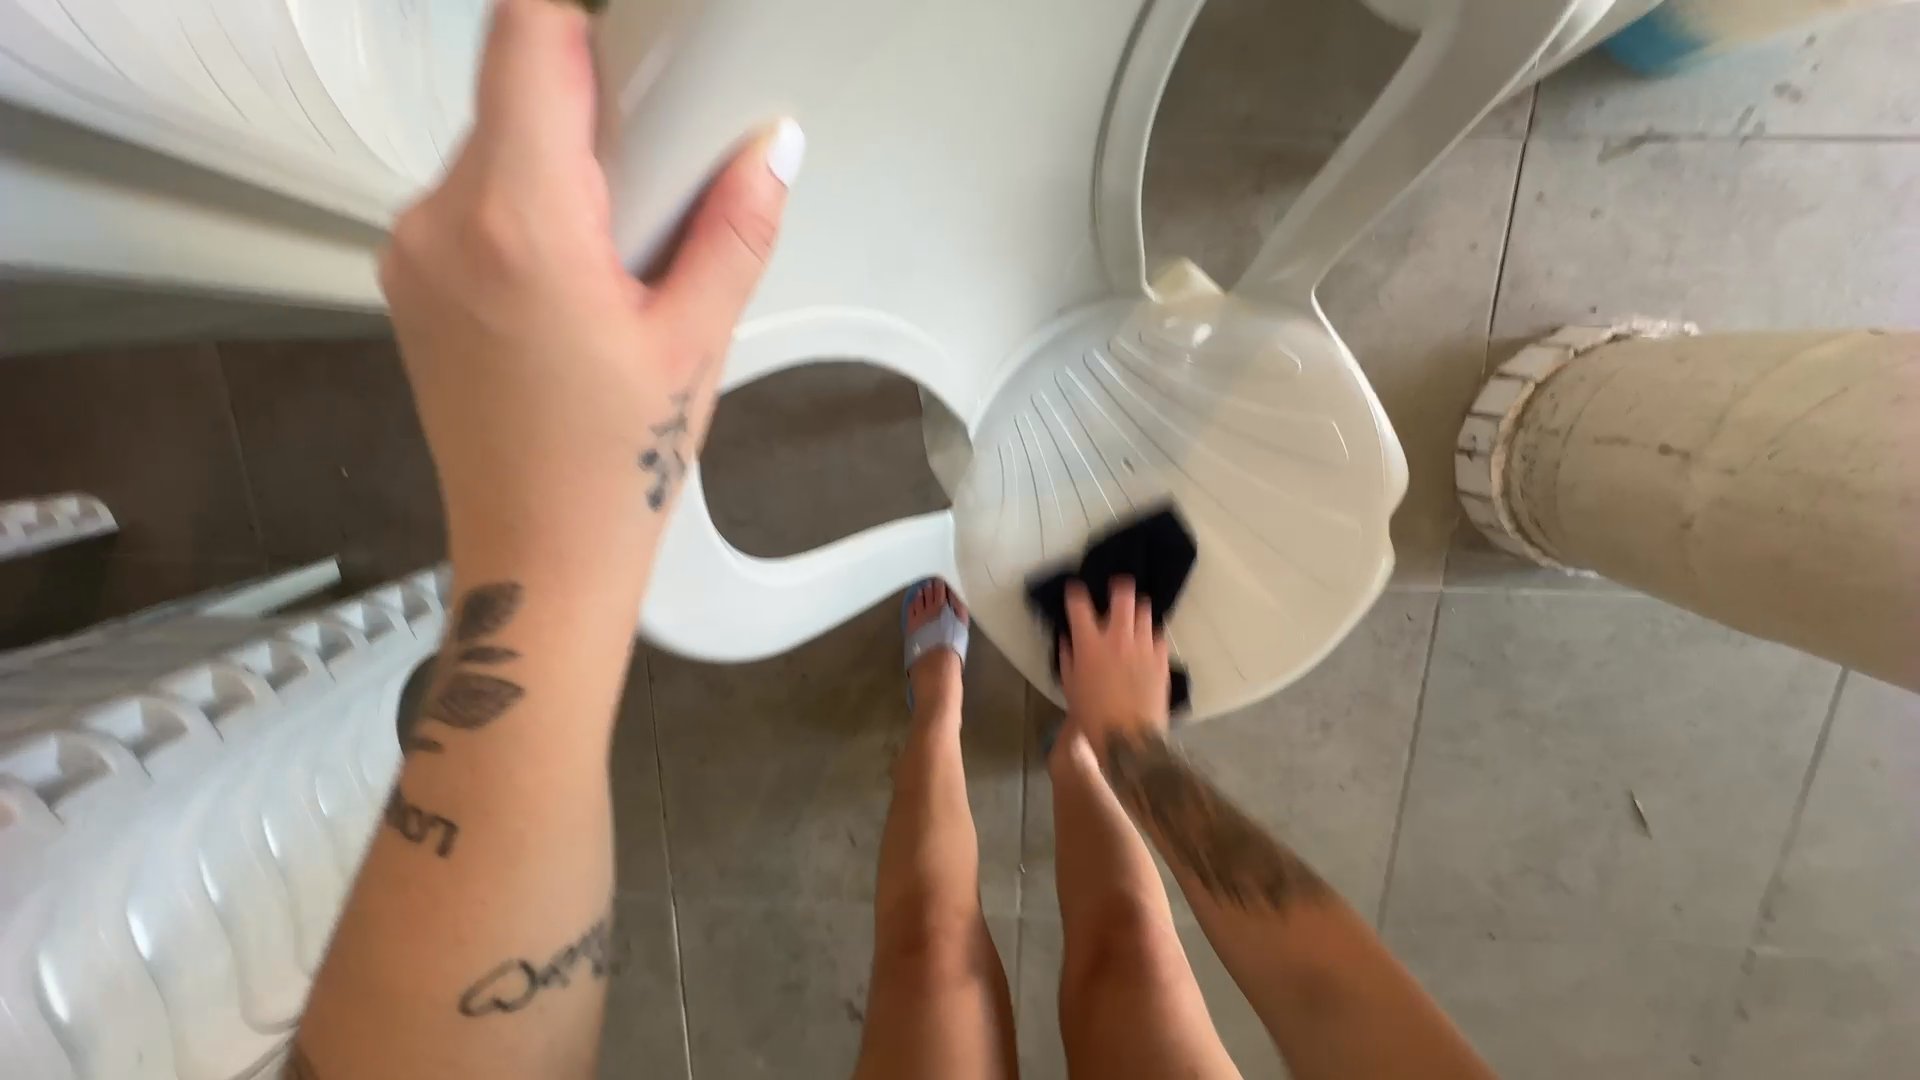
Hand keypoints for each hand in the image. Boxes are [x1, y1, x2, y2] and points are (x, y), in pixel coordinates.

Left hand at [380, 0, 801, 567]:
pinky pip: (475, 204)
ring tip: (624, 275)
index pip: (527, 36)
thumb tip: (770, 154)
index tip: (645, 62)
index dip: (588, 25)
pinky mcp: (412, 282)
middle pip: (516, 93)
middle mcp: (441, 223)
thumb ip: (734, 233)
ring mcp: (414, 253)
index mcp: (520, 226)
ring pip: (498, 150)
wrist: (541, 555)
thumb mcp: (696, 344)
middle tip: (663, 208)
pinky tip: (582, 297)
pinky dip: (534, 217)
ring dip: (570, 177)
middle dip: (601, 126)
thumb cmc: (613, 471)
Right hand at [1059, 577, 1170, 758]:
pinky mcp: (1161, 659)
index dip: (1075, 593)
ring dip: (1137, 609)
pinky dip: (1151, 634)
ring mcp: (1143, 646)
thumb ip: (1068, 657)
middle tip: (1117, 587)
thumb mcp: (1070, 686)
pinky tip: (1147, 641)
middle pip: (1123, 596)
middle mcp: (1118, 637)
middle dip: (1119, 587)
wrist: (1129, 738)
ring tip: (1135, 614)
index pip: (1079, 605)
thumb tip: (1069, 639)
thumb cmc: (1092, 715)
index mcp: (1090, 643)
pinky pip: (1159, 635)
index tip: (1074, 589)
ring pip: (1145, 611)